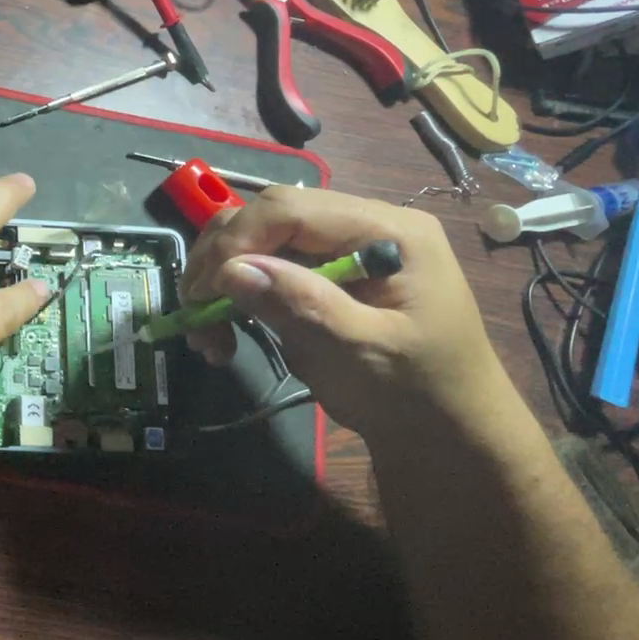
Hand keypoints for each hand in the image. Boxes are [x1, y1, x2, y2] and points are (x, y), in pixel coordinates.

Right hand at [178, 187, 506, 442]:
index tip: (203, 294)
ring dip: (217, 282)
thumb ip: (301, 305)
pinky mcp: (314, 274)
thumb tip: (230, 271)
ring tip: (206, 335)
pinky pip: (256, 269)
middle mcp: (358, 226)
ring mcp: (334, 249)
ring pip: (250, 240)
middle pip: (263, 217)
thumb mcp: (361, 350)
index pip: (288, 209)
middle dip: (218, 262)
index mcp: (385, 231)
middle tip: (195, 315)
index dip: (235, 243)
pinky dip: (228, 299)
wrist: (443, 430)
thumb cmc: (416, 391)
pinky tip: (222, 335)